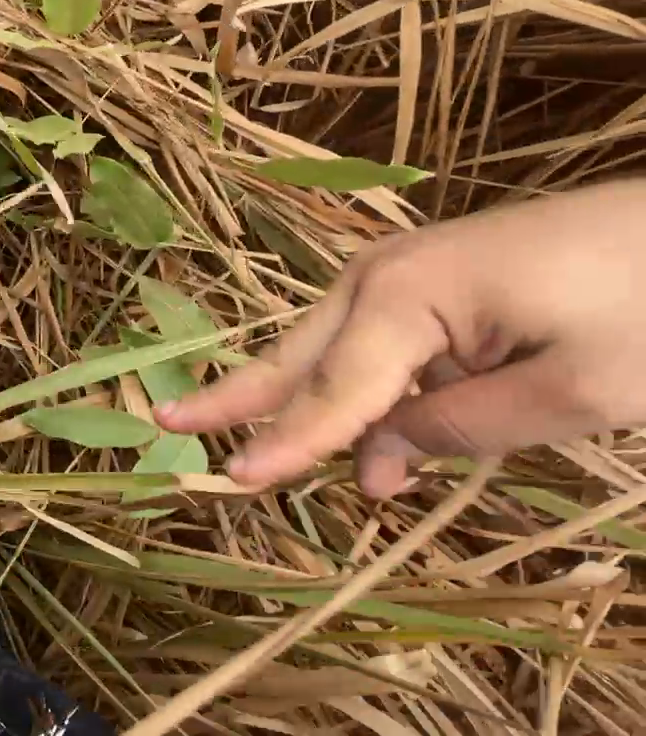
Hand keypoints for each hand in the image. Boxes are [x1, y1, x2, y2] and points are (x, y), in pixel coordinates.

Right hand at [154, 179, 645, 497]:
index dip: (288, 443)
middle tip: (170, 420)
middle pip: (295, 355)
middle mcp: (374, 277)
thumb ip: (463, 427)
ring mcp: (392, 272)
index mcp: (403, 296)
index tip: (235, 479)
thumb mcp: (581, 390)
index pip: (337, 391)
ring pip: (327, 350)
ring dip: (304, 402)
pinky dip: (359, 387)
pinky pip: (371, 343)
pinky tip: (373, 428)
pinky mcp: (420, 278)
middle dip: (236, 396)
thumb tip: (375, 464)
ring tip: (264, 446)